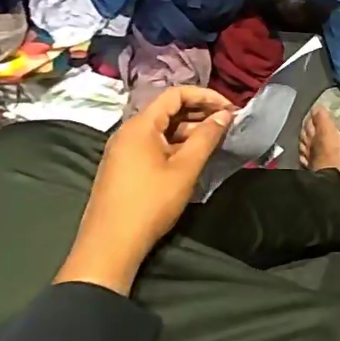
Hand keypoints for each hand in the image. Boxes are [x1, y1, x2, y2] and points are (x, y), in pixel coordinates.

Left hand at [52, 86, 232, 294]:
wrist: (109, 246)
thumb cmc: (150, 203)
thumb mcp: (185, 169)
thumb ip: (206, 137)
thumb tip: (225, 114)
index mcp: (140, 126)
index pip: (175, 94)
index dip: (206, 96)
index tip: (230, 108)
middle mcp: (128, 132)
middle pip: (168, 109)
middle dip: (200, 112)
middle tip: (227, 123)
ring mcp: (123, 150)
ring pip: (162, 128)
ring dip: (190, 130)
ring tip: (216, 140)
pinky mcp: (124, 167)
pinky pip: (154, 144)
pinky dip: (176, 144)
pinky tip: (194, 157)